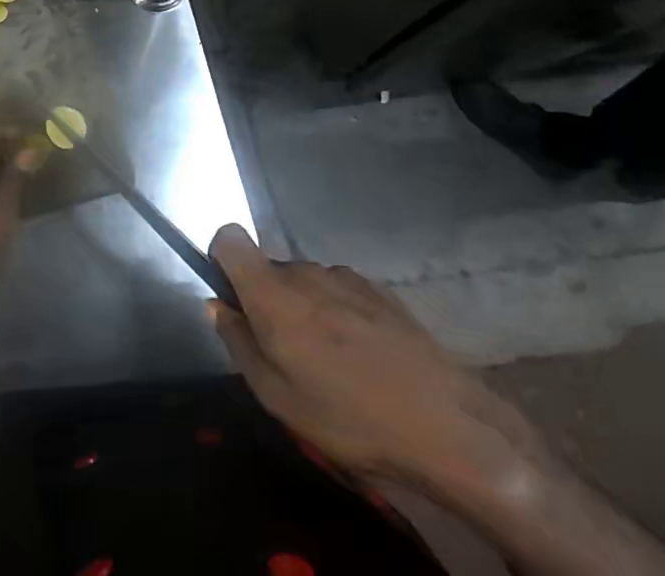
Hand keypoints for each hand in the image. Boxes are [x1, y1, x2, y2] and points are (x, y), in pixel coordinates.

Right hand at [208, 225, 550, 503]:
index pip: (230, 238)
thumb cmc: (348, 416)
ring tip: (327, 360)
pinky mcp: (380, 290)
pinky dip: (336, 312)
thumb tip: (217, 306)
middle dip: (266, 299)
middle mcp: (307, 272)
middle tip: (282, 351)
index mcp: (273, 293)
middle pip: (269, 268)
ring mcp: (347, 277)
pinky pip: (338, 290)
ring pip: (305, 282)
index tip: (232, 297)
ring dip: (303, 308)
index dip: (221, 259)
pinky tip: (360, 357)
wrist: (447, 425)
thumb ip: (238, 342)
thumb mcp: (275, 395)